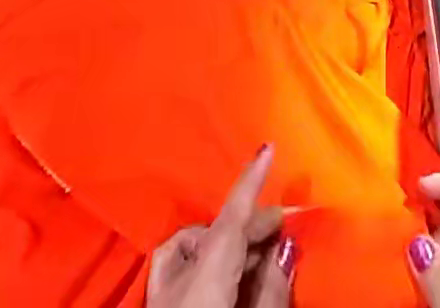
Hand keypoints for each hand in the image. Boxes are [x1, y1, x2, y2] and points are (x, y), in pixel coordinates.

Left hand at [146, 144, 296, 307]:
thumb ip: (271, 288)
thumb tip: (285, 248)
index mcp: (202, 273)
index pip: (231, 215)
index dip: (252, 180)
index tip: (267, 146)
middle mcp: (175, 270)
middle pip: (219, 233)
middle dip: (252, 227)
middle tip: (285, 230)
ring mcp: (158, 286)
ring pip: (202, 248)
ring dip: (234, 249)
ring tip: (266, 260)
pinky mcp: (154, 300)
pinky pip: (184, 264)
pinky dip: (210, 262)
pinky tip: (229, 276)